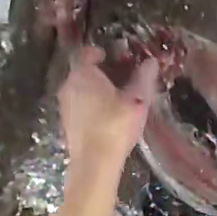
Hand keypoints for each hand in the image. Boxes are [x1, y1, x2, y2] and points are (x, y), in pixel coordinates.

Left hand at [59, 46, 160, 189]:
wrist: (95, 162)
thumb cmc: (116, 124)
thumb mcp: (138, 100)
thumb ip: (144, 78)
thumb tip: (151, 61)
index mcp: (83, 74)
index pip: (87, 54)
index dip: (100, 53)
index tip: (114, 56)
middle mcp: (69, 86)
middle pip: (83, 72)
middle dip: (101, 73)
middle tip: (121, 78)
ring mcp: (65, 106)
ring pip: (80, 90)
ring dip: (96, 91)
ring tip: (117, 98)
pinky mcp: (67, 124)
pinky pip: (80, 106)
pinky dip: (92, 106)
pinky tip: (108, 117)